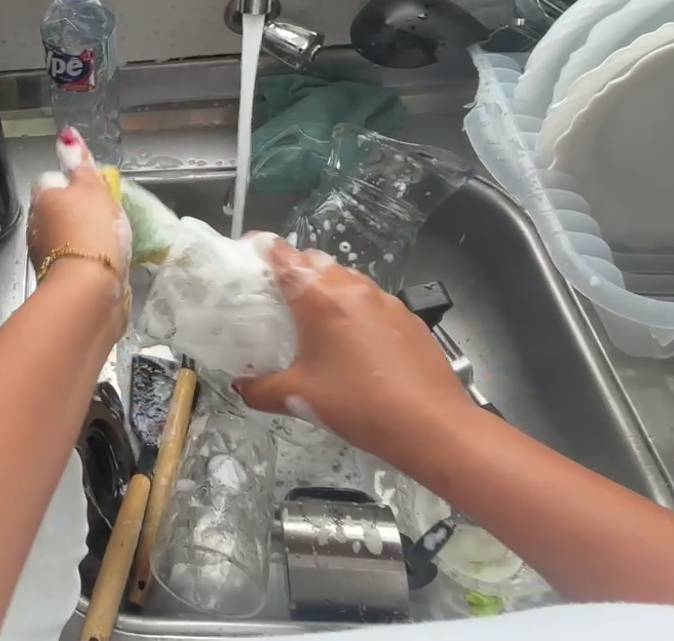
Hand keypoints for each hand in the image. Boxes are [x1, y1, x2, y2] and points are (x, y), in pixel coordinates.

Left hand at [26, 128, 129, 319]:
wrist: (89, 289)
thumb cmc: (92, 230)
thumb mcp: (91, 187)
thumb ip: (80, 162)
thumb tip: (66, 134)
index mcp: (42, 198)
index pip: (52, 180)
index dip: (73, 183)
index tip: (93, 191)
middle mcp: (36, 224)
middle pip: (58, 208)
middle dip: (78, 210)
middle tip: (106, 215)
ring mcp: (44, 253)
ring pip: (64, 234)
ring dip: (82, 235)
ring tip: (108, 239)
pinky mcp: (57, 277)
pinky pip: (73, 258)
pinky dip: (85, 257)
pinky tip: (104, 261)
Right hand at [235, 241, 476, 466]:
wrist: (434, 426)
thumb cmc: (359, 405)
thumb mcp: (299, 399)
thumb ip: (260, 390)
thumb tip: (240, 387)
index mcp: (319, 298)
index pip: (285, 255)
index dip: (264, 247)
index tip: (250, 250)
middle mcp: (351, 288)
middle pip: (315, 261)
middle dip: (294, 269)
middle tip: (278, 294)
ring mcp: (385, 300)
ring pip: (346, 278)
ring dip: (326, 287)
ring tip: (316, 318)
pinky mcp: (408, 317)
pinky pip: (371, 299)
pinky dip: (355, 307)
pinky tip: (355, 340)